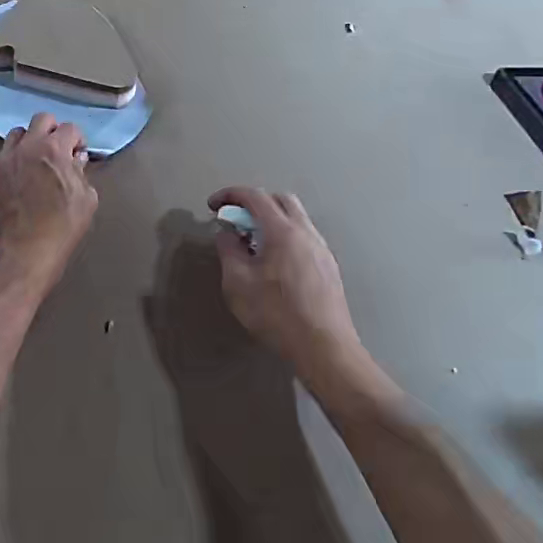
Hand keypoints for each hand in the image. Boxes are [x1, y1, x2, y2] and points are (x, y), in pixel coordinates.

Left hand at [0, 113, 97, 291]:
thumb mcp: (87, 198)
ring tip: (37, 160)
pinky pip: (5, 154)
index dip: (78, 140)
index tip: (78, 154)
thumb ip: (82, 172)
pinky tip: (22, 175)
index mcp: (55, 149)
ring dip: (31, 141)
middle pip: (42, 119)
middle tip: (59, 150)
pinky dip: (15, 158)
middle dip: (54, 130)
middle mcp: (28, 147)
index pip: (70, 128)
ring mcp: (7, 159)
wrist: (27, 249)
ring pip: (18, 133)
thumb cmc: (63, 225)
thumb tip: (76, 160)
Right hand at [208, 187, 362, 381]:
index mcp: (283, 231)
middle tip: (236, 222)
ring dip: (272, 222)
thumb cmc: (277, 314)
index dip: (230, 195)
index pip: (255, 197)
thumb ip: (228, 251)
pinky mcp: (329, 267)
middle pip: (280, 200)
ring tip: (253, 246)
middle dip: (254, 203)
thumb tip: (227, 234)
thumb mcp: (238, 284)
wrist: (324, 347)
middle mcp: (306, 232)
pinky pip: (304, 238)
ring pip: (296, 219)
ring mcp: (321, 249)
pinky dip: (285, 238)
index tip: (213, 205)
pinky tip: (274, 264)